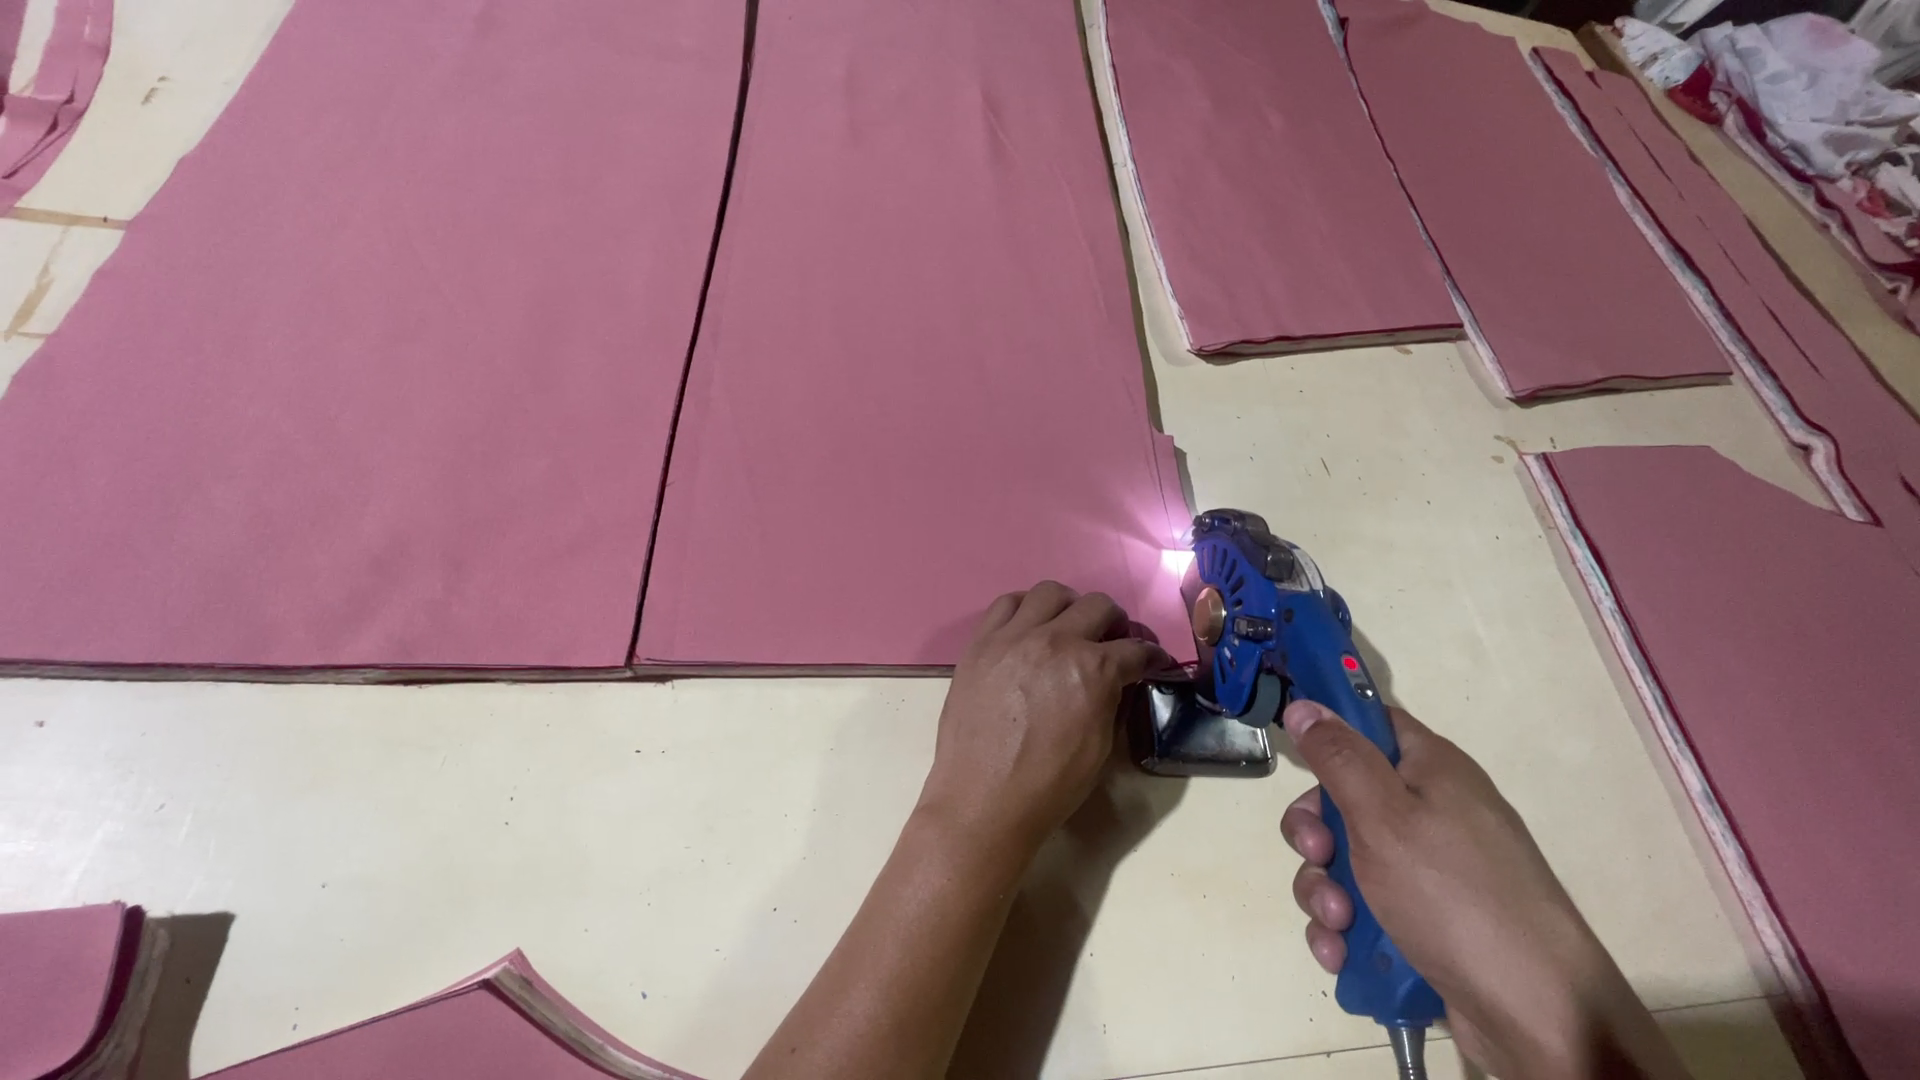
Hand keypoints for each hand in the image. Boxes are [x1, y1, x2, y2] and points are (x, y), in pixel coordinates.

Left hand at [916, 582, 1169, 857]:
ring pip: (1050, 592)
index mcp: (1093, 669)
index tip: (1153, 662)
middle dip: (1114, 623)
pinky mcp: (980, 642)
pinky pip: (1006, 604)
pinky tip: (1029, 627)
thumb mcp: (1101, 746)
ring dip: (1069, 606)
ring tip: (1068, 627)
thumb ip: (1111, 699)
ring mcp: (1013, 636)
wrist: (983, 800)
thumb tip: (1116, 679)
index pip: (1136, 649)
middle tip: (1111, 642)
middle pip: (1098, 606)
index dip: (1151, 657)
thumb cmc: (1050, 784)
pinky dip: (1025, 609)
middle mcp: (1055, 640)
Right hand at [1279, 701, 1688, 1079]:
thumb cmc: (1456, 896)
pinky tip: (1341, 953)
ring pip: (1341, 860)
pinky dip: (1343, 929)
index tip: (1296, 757)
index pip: (1370, 723)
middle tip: (1319, 857)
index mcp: (1431, 770)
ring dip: (1323, 890)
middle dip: (1314, 834)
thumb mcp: (1385, 816)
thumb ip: (1339, 758)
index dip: (1329, 732)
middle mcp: (1429, 812)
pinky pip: (1360, 908)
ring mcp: (1426, 871)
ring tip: (1339, 924)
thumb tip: (1304, 704)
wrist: (1536, 1016)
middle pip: (1341, 799)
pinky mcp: (1419, 921)